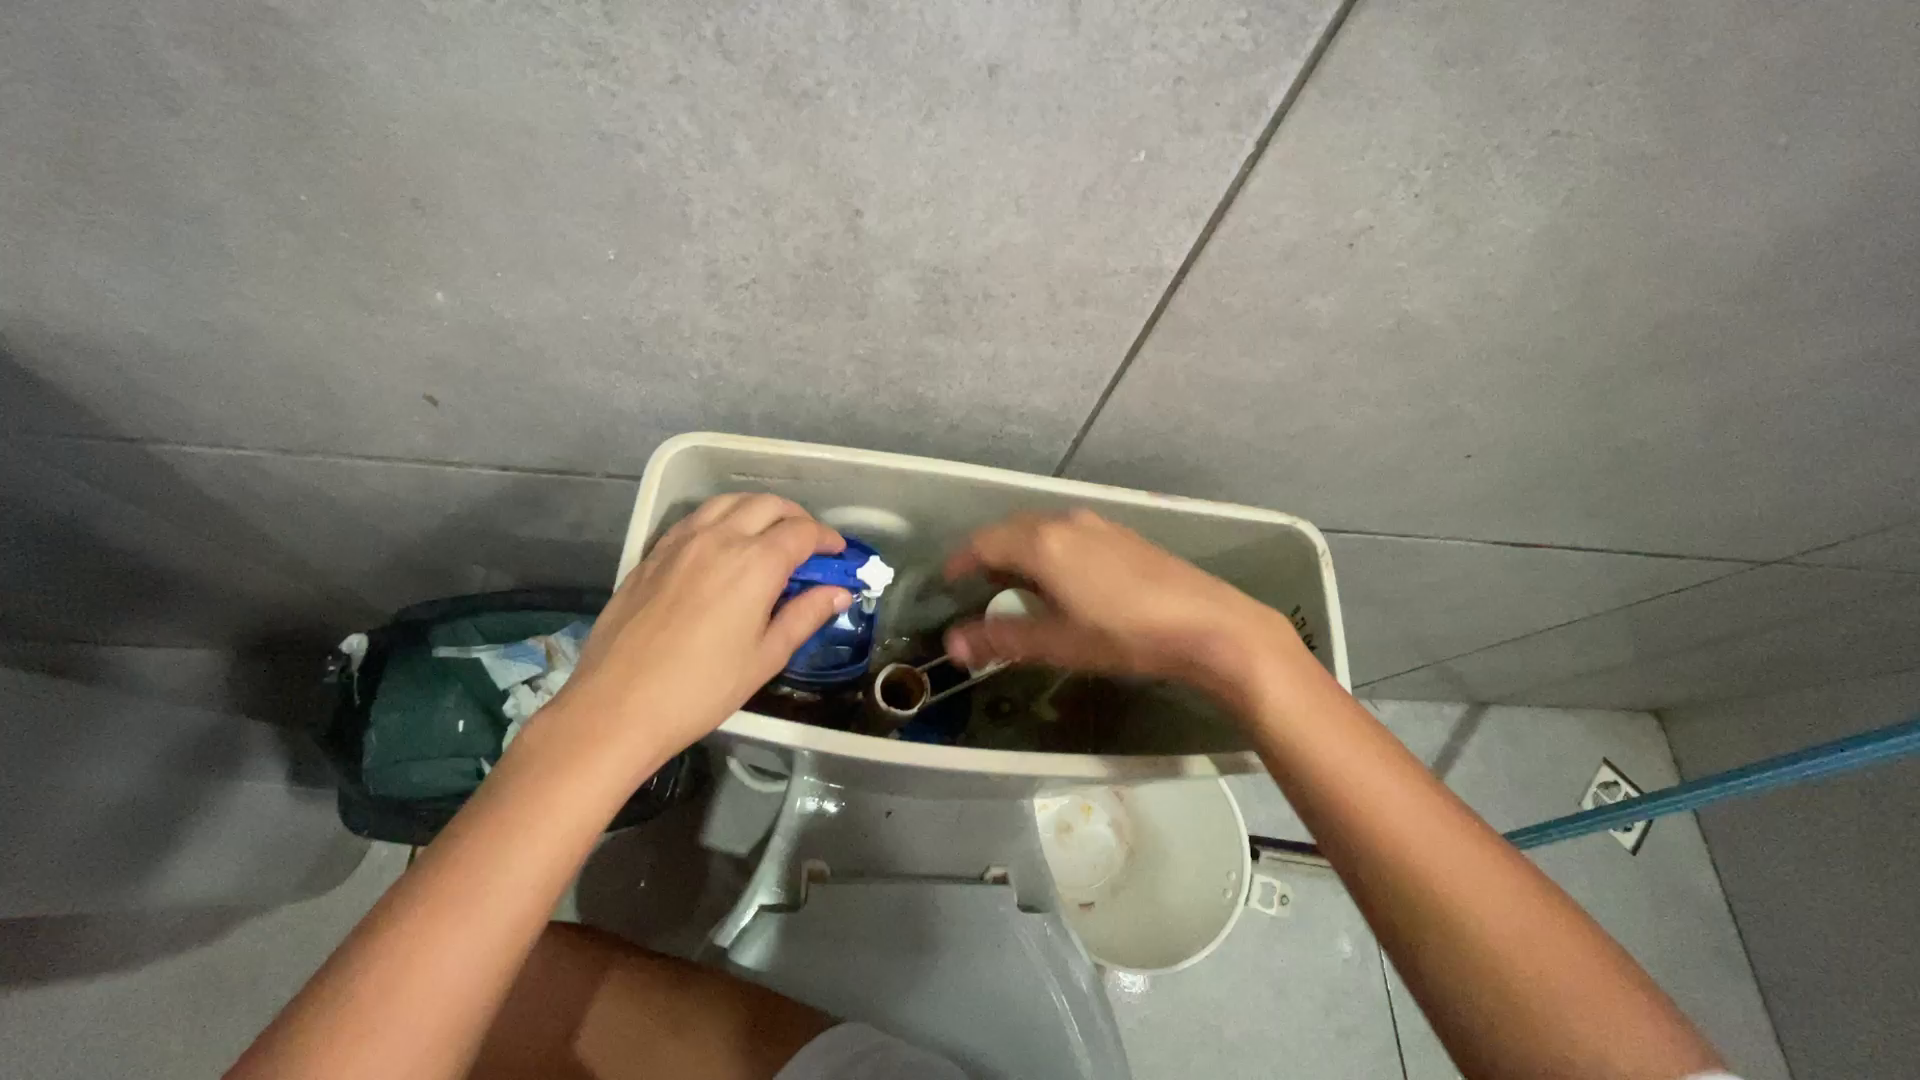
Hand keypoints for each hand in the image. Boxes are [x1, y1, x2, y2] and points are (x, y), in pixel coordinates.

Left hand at [523, 495, 850, 778]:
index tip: (838, 554)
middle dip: (796, 517)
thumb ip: (805, 616)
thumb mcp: (765, 657)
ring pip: (728, 502)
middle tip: (809, 545)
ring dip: (758, 510)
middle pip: (767, 505)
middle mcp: (719, 539)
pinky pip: (696, 519)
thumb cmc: (702, 689)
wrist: (618, 705)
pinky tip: (723, 546)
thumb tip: (838, 592)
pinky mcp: (652, 554)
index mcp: (754, 563)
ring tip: (769, 536)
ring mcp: (680, 542)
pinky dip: (721, 519)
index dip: (826, 539)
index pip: (802, 532)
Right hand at [941, 509, 1309, 705]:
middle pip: (1012, 530)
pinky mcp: (1124, 536)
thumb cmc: (1126, 635)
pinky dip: (1050, 552)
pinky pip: (1069, 535)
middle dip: (989, 555)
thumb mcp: (1058, 643)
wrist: (1210, 625)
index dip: (960, 561)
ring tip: (1015, 586)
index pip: (984, 542)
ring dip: (1021, 552)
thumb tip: (952, 644)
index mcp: (1043, 543)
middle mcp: (1067, 523)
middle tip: (977, 587)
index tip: (946, 581)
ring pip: (1043, 530)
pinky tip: (1062, 581)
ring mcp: (1100, 526)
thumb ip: (1002, 639)